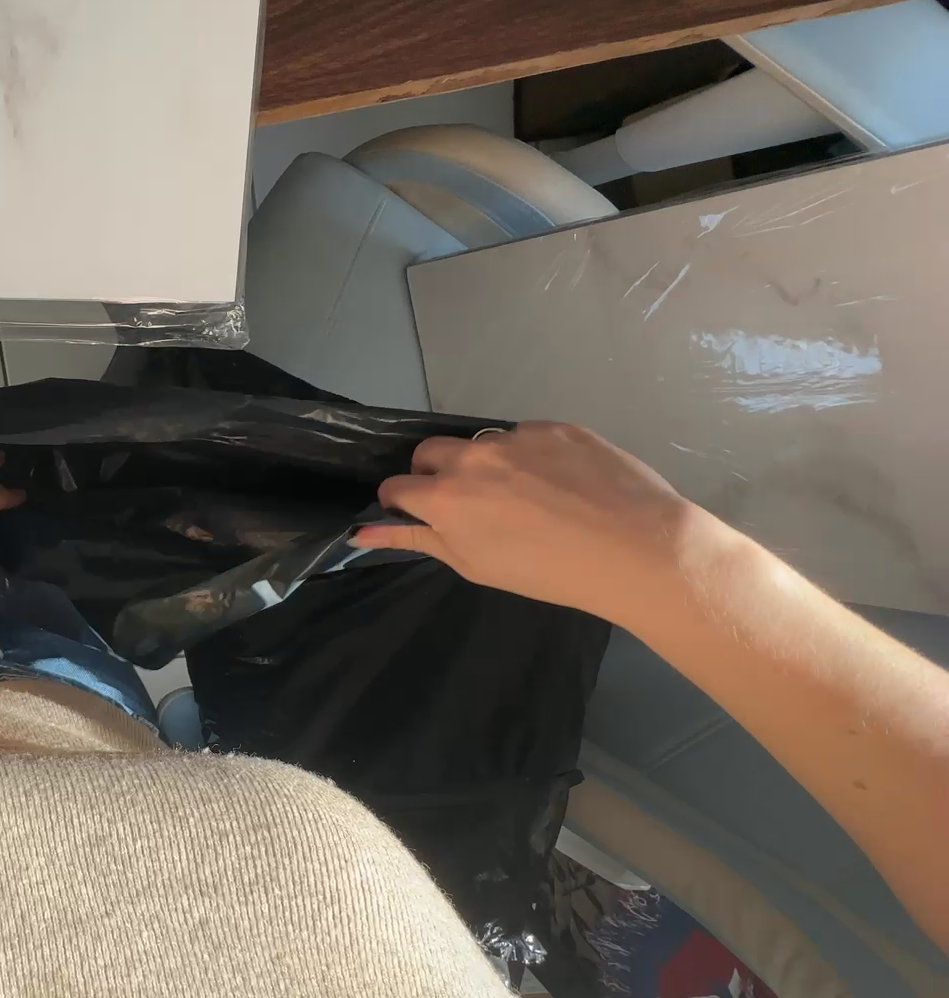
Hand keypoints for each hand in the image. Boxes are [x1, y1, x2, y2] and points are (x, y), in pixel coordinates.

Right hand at [350, 421, 730, 622]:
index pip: (395, 485)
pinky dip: (529, 455)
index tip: (421, 516)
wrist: (639, 552)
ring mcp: (514, 438)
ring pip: (478, 443)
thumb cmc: (544, 570)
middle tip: (468, 502)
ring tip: (522, 493)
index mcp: (441, 495)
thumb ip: (412, 539)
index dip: (402, 502)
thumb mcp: (469, 562)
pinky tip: (558, 482)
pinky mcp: (555, 427)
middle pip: (428, 453)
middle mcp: (469, 458)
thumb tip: (358, 534)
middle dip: (434, 473)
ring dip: (483, 463)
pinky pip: (525, 436)